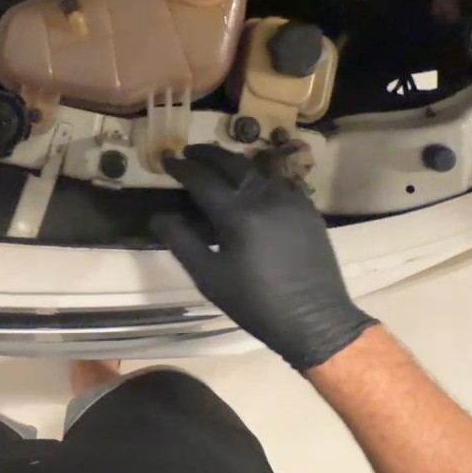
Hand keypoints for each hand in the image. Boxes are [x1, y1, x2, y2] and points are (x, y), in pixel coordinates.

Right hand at [153, 144, 376, 370]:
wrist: (314, 320)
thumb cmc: (255, 302)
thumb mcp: (209, 277)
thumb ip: (180, 241)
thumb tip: (157, 216)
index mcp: (237, 214)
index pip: (202, 179)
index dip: (181, 167)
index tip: (167, 159)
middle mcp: (264, 197)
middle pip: (231, 163)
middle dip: (207, 154)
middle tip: (189, 151)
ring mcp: (290, 200)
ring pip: (257, 168)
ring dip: (233, 162)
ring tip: (217, 163)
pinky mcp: (307, 209)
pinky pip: (279, 181)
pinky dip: (259, 175)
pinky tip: (251, 183)